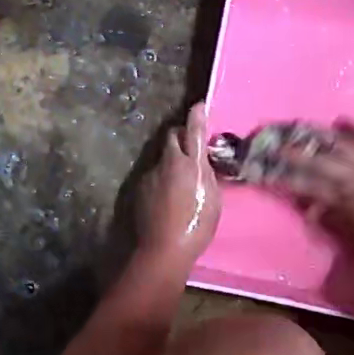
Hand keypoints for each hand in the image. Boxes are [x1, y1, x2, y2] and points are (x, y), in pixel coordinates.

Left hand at [136, 102, 220, 267]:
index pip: (194, 130)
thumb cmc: (197, 225)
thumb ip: (207, 173)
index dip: (197, 116)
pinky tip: (168, 196)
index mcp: (191, 163)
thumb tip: (202, 162)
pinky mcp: (140, 187)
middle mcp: (168, 162)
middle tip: (191, 147)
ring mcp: (150, 173)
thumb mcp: (213, 198)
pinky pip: (154, 174)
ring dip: (172, 160)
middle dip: (181, 135)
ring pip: (163, 156)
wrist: (164, 249)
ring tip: (181, 181)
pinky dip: (162, 177)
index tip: (199, 106)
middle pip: (172, 136)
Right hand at [275, 121, 353, 246]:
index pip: (308, 186)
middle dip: (293, 154)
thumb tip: (307, 208)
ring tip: (298, 127)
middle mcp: (352, 174)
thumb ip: (333, 218)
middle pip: (316, 162)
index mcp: (344, 197)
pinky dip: (352, 125)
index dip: (287, 180)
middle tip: (274, 146)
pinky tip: (339, 118)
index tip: (269, 173)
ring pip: (337, 144)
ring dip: (315, 136)